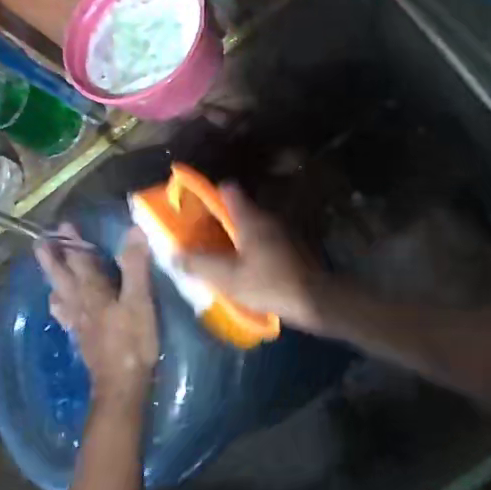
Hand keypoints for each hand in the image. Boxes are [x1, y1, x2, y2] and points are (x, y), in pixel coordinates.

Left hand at [36, 225, 158, 406]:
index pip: (80, 261)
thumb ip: (135, 266)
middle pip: (61, 276)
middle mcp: (79, 303)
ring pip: (60, 293)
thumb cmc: (133, 340)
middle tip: (40, 242)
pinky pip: (64, 313)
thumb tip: (132, 232)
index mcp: (93, 291)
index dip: (74, 242)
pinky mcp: (81, 336)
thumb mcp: (139, 301)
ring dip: (52, 278)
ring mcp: (77, 322)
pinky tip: (58, 304)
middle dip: (53, 258)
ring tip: (45, 268)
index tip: (65, 225)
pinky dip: (59, 303)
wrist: (121, 384)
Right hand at [177, 185, 328, 332]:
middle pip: (238, 210)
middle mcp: (267, 218)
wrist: (316, 299)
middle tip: (201, 239)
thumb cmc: (269, 283)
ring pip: (252, 227)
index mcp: (251, 218)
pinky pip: (264, 241)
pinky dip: (252, 249)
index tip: (195, 210)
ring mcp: (283, 232)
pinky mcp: (292, 248)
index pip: (228, 190)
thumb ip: (199, 264)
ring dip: (236, 238)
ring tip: (220, 257)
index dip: (209, 196)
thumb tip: (175, 254)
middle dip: (219, 221)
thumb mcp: (228, 277)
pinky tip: (245, 269)